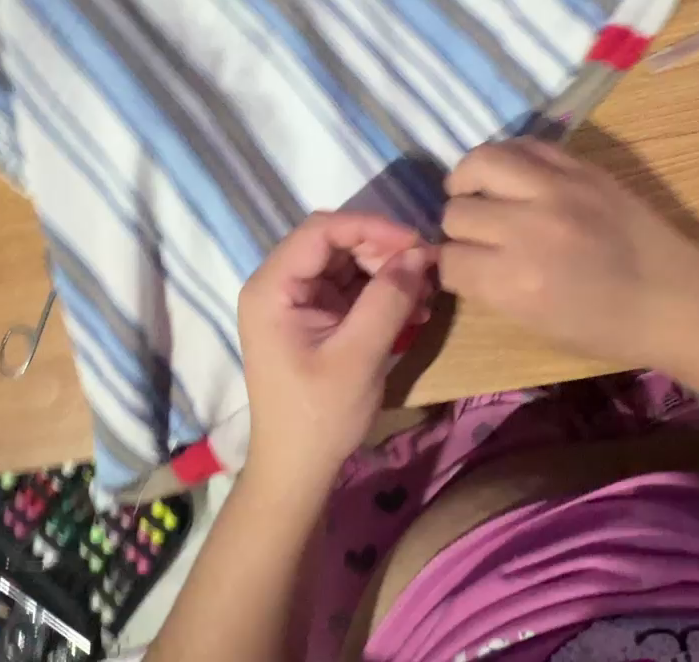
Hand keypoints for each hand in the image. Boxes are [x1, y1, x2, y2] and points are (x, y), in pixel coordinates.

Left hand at [238, 211, 435, 488]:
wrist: (297, 469)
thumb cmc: (319, 416)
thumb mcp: (359, 356)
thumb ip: (388, 300)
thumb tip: (421, 254)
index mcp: (272, 287)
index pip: (321, 230)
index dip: (370, 227)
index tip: (416, 244)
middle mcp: (278, 283)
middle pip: (335, 242)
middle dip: (383, 250)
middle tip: (426, 271)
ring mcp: (295, 299)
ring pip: (346, 261)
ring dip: (387, 270)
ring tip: (426, 293)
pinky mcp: (314, 315)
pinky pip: (350, 286)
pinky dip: (381, 291)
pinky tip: (414, 307)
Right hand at [439, 139, 698, 366]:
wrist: (679, 299)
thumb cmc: (608, 327)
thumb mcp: (536, 323)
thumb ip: (490, 287)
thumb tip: (458, 256)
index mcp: (516, 282)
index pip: (449, 260)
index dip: (451, 266)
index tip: (464, 268)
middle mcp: (528, 229)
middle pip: (457, 212)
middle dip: (458, 229)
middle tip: (476, 236)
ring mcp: (555, 190)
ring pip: (479, 162)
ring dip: (468, 182)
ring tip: (476, 192)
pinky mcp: (579, 166)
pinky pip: (522, 145)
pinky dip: (505, 160)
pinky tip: (508, 176)